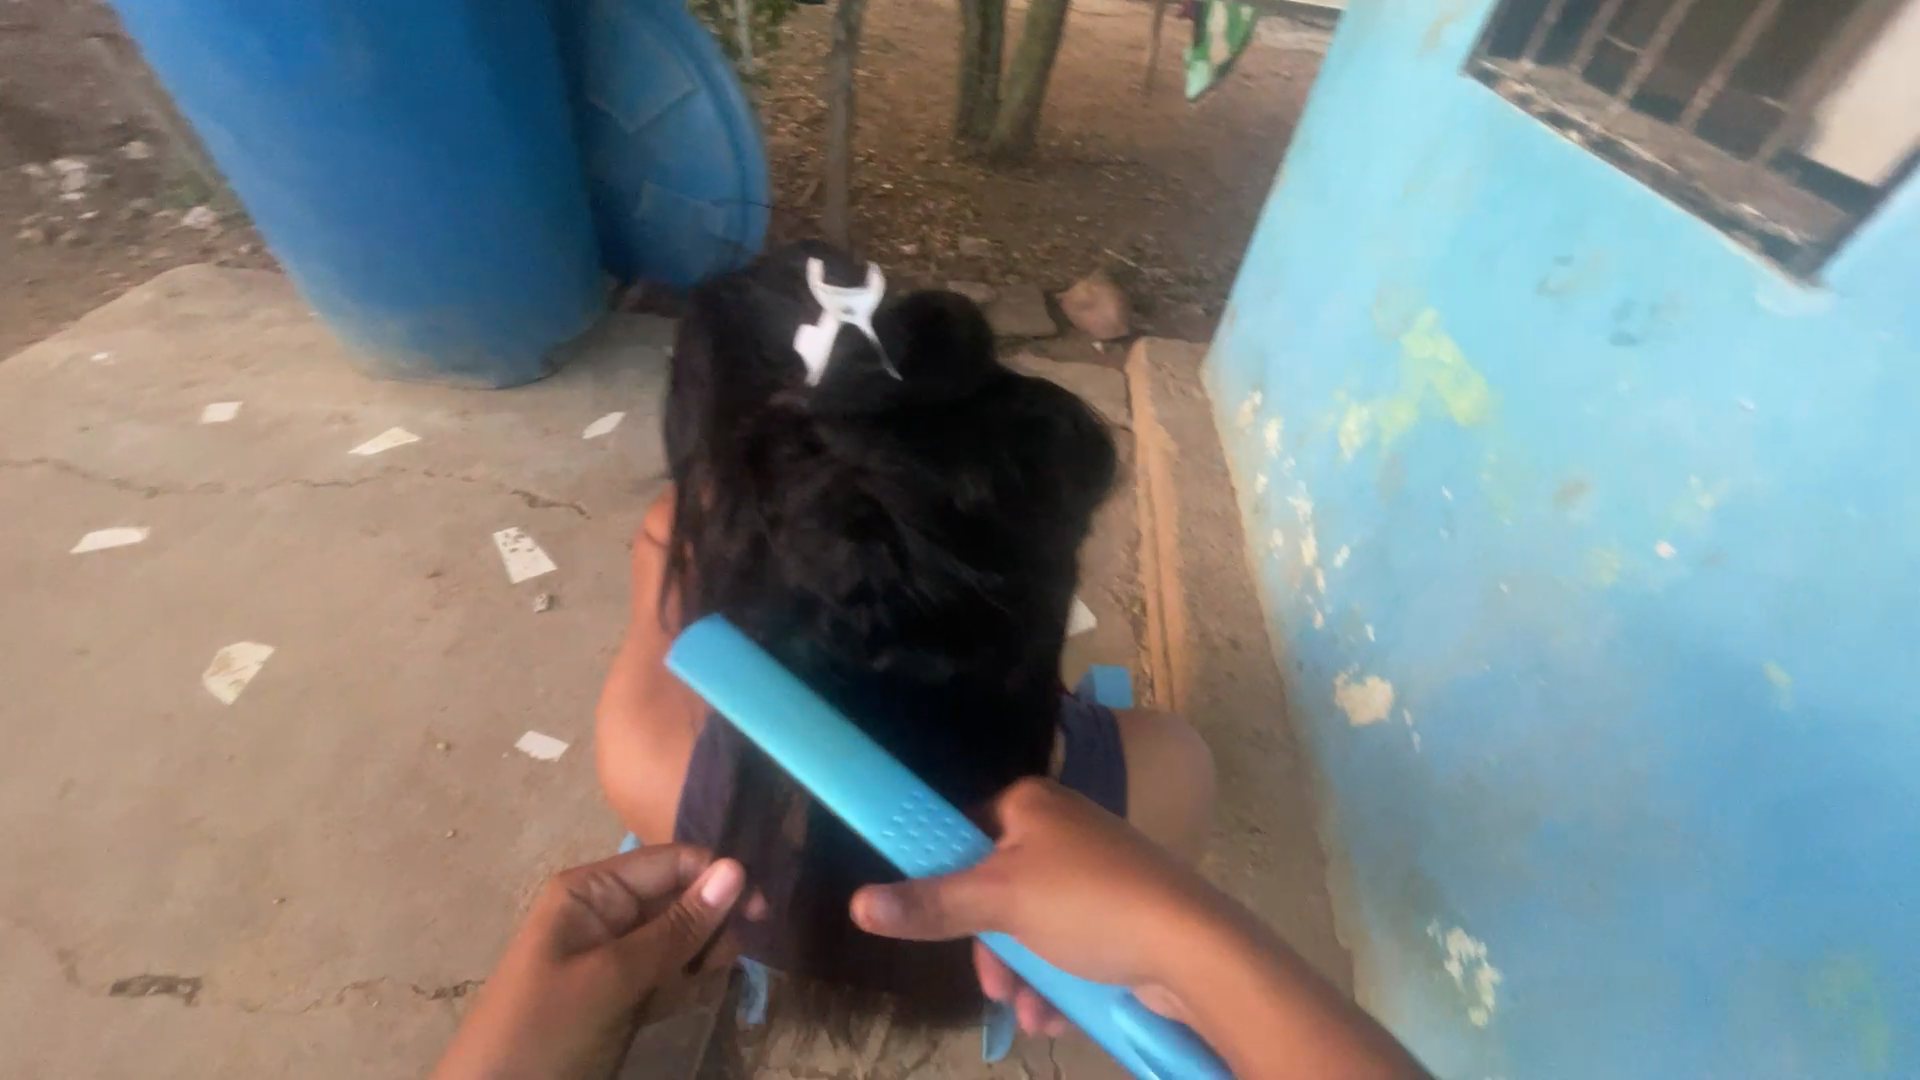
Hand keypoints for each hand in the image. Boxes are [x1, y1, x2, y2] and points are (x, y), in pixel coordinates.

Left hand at [431, 846, 744, 1079]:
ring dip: (702, 951)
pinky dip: (687, 977)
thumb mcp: (611, 980)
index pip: (673, 861)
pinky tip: (686, 994)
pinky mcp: (622, 987)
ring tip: (700, 982)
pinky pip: (670, 965)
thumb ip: (677, 927)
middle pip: (682, 893)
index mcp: (594, 889)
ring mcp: (614, 950)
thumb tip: (739, 867)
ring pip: (683, 931)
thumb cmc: (539, 1036)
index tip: (760, 912)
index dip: (719, 877)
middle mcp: (607, 908)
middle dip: (710, 920)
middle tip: (721, 961)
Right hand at [849, 778, 1236, 1034]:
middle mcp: (1061, 823)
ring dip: (1023, 972)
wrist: (1193, 945)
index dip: (947, 876)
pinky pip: (1068, 934)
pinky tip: (1056, 1013)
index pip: (967, 828)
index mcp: (1030, 802)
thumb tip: (859, 903)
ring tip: (1030, 1012)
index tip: (939, 921)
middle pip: (997, 884)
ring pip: (1032, 919)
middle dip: (992, 945)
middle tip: (994, 986)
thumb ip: (930, 904)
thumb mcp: (1000, 903)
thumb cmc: (1086, 903)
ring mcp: (1093, 864)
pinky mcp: (1118, 902)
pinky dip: (1056, 974)